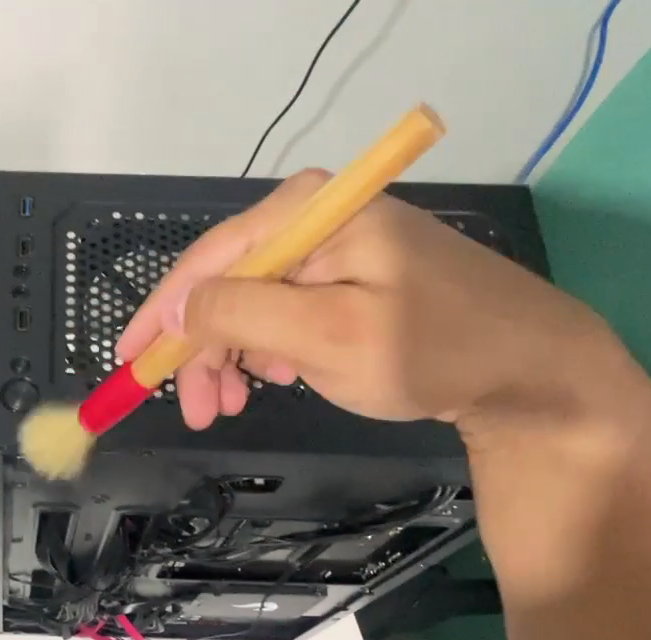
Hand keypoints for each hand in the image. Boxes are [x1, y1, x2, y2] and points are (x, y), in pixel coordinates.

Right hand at [115, 170, 637, 437]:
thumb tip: (179, 306)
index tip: (126, 365)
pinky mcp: (343, 279)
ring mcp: (329, 249)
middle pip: (222, 287)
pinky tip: (270, 381)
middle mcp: (311, 219)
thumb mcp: (328, 335)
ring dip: (226, 360)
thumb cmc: (431, 351)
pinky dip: (261, 354)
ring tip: (227, 409)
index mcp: (307, 215)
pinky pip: (277, 315)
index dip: (159, 317)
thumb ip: (244, 313)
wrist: (524, 367)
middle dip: (199, 353)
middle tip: (196, 413)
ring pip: (245, 306)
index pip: (205, 262)